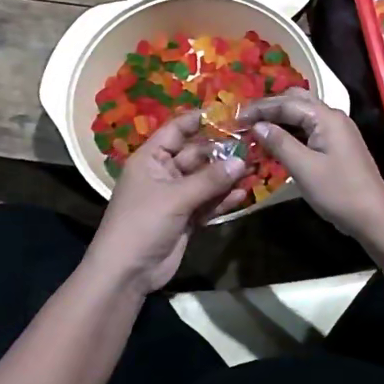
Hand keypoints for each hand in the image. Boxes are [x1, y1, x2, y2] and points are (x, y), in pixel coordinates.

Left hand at [88, 111, 247, 293]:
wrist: (127, 272)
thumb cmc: (142, 223)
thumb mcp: (176, 197)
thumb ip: (210, 179)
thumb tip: (241, 161)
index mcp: (151, 159)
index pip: (176, 131)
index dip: (198, 120)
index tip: (227, 112)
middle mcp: (164, 174)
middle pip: (197, 155)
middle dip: (222, 151)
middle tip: (253, 144)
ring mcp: (176, 197)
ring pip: (206, 181)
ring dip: (227, 176)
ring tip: (256, 167)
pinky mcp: (187, 218)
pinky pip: (209, 203)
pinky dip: (224, 200)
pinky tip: (244, 194)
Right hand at [238, 89, 383, 238]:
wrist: (373, 215)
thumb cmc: (338, 191)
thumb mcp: (304, 168)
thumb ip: (280, 143)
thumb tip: (258, 126)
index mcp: (326, 118)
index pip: (286, 103)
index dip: (260, 109)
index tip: (236, 118)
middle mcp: (333, 117)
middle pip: (296, 101)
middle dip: (270, 108)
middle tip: (245, 121)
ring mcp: (338, 131)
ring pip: (304, 114)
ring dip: (280, 118)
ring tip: (256, 130)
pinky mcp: (338, 145)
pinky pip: (310, 129)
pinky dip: (291, 131)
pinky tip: (277, 142)